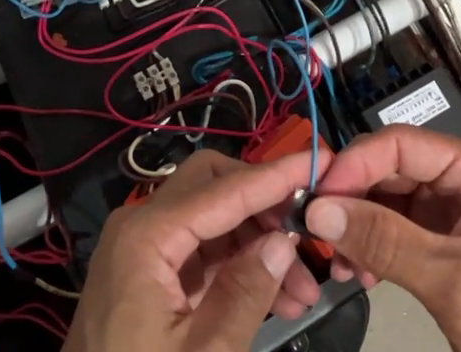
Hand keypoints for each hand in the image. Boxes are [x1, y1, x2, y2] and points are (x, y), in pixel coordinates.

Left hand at [65, 151, 325, 350]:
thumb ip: (245, 294)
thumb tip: (284, 241)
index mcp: (146, 236)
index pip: (223, 189)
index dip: (275, 177)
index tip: (320, 162)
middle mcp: (140, 225)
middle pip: (212, 185)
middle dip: (265, 204)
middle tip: (310, 234)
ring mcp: (141, 247)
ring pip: (211, 217)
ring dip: (258, 241)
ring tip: (305, 292)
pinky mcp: (146, 271)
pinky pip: (200, 249)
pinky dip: (238, 264)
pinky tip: (277, 297)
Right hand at [304, 125, 460, 351]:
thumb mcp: (454, 280)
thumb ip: (384, 241)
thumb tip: (316, 209)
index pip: (402, 144)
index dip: (356, 164)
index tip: (316, 197)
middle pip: (392, 171)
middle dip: (353, 200)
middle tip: (316, 233)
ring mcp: (458, 216)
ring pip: (390, 203)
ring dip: (359, 229)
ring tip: (338, 264)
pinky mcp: (451, 250)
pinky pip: (399, 235)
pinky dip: (374, 251)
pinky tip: (358, 273)